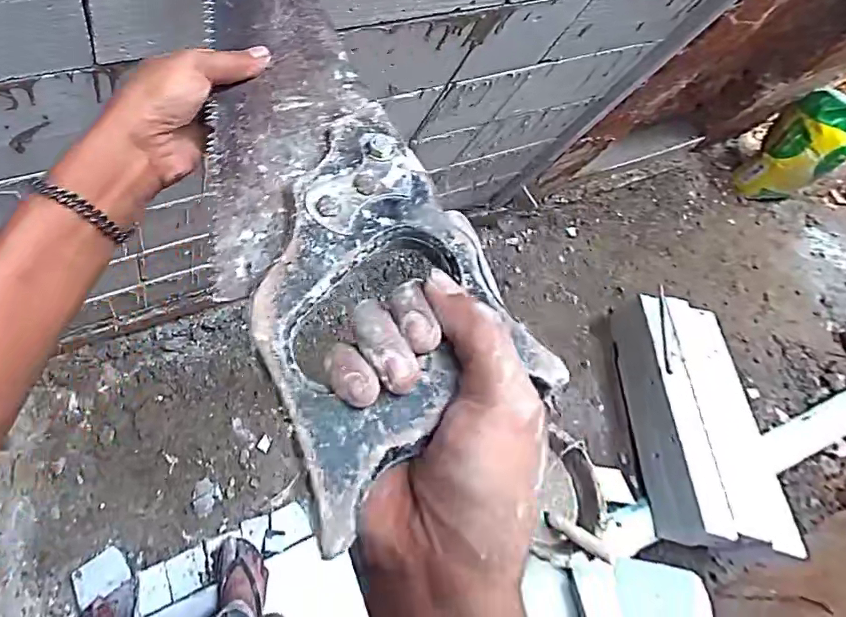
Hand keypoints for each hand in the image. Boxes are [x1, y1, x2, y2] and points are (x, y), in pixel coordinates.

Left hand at [47, 47, 267, 223]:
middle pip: (228, 83)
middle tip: (277, 78)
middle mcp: (187, 91)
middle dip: (248, 81)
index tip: (268, 58)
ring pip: (235, 107)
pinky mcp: (209, 142)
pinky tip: (266, 120)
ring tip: (277, 98)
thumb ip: (229, 61)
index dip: (240, 58)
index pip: (217, 58)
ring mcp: (198, 118)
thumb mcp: (193, 66)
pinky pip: (235, 131)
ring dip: (249, 105)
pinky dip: (247, 127)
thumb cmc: (156, 100)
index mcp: (177, 67)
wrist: (141, 150)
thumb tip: (264, 54)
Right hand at [330, 269, 543, 616]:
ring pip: (365, 324)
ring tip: (393, 392)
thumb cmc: (485, 497)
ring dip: (377, 352)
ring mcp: (387, 384)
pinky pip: (336, 359)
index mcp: (472, 362)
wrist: (435, 564)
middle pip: (400, 304)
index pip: (444, 299)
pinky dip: (347, 373)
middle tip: (416, 369)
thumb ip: (484, 334)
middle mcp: (429, 367)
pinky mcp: (350, 406)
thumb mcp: (509, 406)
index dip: (435, 305)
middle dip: (405, 330)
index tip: (435, 333)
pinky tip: (363, 402)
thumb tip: (443, 283)